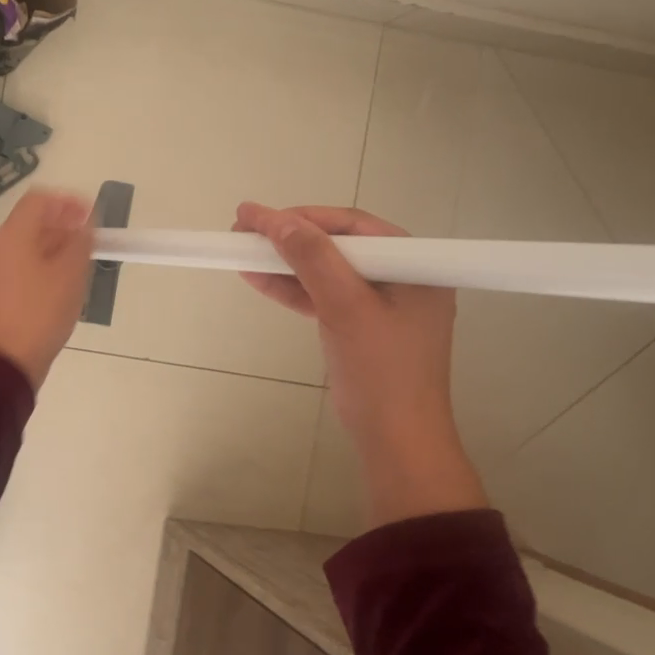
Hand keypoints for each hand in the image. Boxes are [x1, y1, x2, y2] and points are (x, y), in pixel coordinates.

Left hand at [0, 189, 95, 390]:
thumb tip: (86, 223)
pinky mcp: (0, 291)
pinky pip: (24, 265)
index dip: (67, 201)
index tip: (90, 215)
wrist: (9, 358)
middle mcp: (0, 247)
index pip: (39, 199)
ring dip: (57, 246)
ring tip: (82, 263)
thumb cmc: (41, 312)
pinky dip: (45, 264)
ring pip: (29, 245)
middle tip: (90, 240)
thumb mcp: (71, 273)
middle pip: (33, 221)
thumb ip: (81, 240)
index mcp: (14, 235)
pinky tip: (64, 284)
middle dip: (64, 224)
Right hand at [233, 202, 486, 524]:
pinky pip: (321, 296)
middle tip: (242, 231)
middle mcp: (401, 278)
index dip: (302, 217)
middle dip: (288, 238)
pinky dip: (291, 288)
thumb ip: (313, 260)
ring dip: (283, 262)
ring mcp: (379, 304)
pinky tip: (256, 278)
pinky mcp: (358, 326)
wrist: (394, 438)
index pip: (352, 226)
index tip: (256, 216)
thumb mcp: (346, 308)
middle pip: (336, 245)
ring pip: (324, 271)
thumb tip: (277, 220)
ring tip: (239, 251)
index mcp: (415, 266)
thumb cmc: (380, 370)